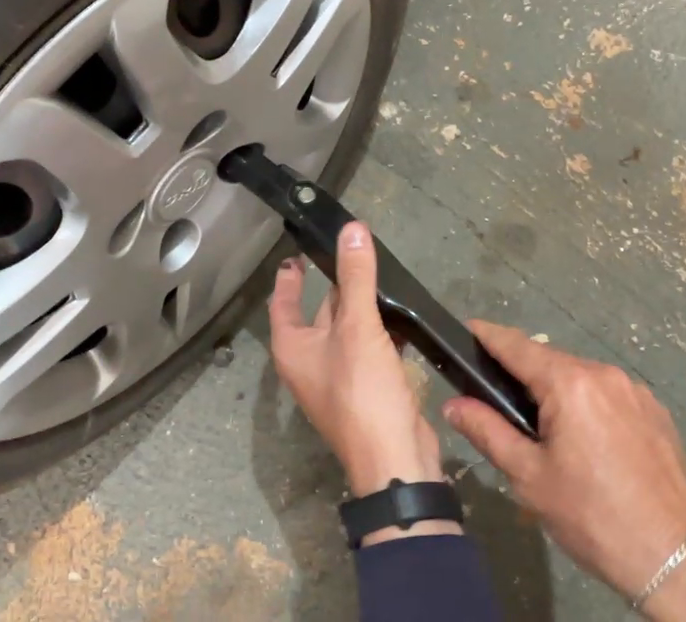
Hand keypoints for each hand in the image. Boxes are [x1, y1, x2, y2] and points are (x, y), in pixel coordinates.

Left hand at [268, 222, 457, 543]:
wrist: (393, 457)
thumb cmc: (363, 390)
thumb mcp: (358, 327)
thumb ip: (357, 276)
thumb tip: (353, 228)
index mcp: (292, 347)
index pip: (282, 301)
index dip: (290, 276)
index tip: (299, 254)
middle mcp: (308, 362)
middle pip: (320, 313)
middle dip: (339, 285)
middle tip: (358, 252)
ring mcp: (337, 378)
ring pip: (348, 330)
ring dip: (364, 307)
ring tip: (384, 276)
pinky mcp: (365, 389)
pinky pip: (368, 349)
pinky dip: (381, 332)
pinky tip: (402, 318)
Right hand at [443, 322, 685, 621]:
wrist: (677, 559)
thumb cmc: (593, 517)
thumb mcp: (530, 478)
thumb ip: (488, 432)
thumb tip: (453, 404)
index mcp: (570, 384)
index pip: (517, 346)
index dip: (488, 336)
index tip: (467, 329)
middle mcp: (605, 375)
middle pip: (550, 362)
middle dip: (522, 375)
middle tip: (497, 402)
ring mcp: (636, 392)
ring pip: (580, 379)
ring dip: (556, 394)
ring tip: (542, 432)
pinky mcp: (656, 413)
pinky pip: (608, 396)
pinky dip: (587, 407)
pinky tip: (585, 444)